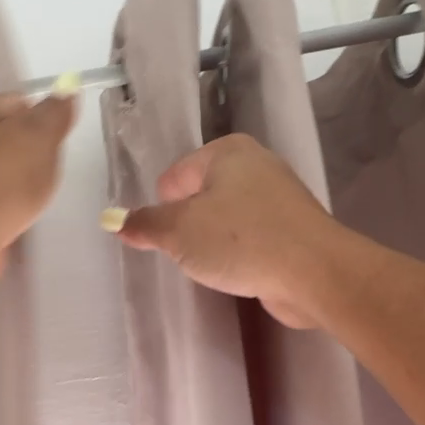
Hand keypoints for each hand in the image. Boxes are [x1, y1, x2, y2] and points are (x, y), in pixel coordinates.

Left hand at [0, 88, 76, 291]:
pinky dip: (16, 207)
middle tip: (54, 169)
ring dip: (28, 183)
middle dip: (39, 153)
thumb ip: (54, 114)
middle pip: (15, 138)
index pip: (21, 102)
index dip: (46, 116)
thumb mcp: (35, 139)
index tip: (62, 137)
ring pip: (10, 172)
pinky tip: (25, 217)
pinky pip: (3, 201)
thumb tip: (67, 88)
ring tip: (41, 195)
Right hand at [115, 133, 346, 329]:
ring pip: (228, 219)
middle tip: (193, 255)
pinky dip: (243, 254)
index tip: (171, 240)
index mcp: (227, 151)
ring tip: (219, 267)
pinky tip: (243, 273)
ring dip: (217, 243)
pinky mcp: (293, 229)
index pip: (173, 178)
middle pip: (201, 197)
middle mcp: (256, 164)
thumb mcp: (180, 232)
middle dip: (191, 227)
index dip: (164, 210)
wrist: (314, 272)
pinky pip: (253, 238)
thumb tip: (111, 219)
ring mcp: (279, 197)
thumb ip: (144, 225)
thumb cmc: (240, 241)